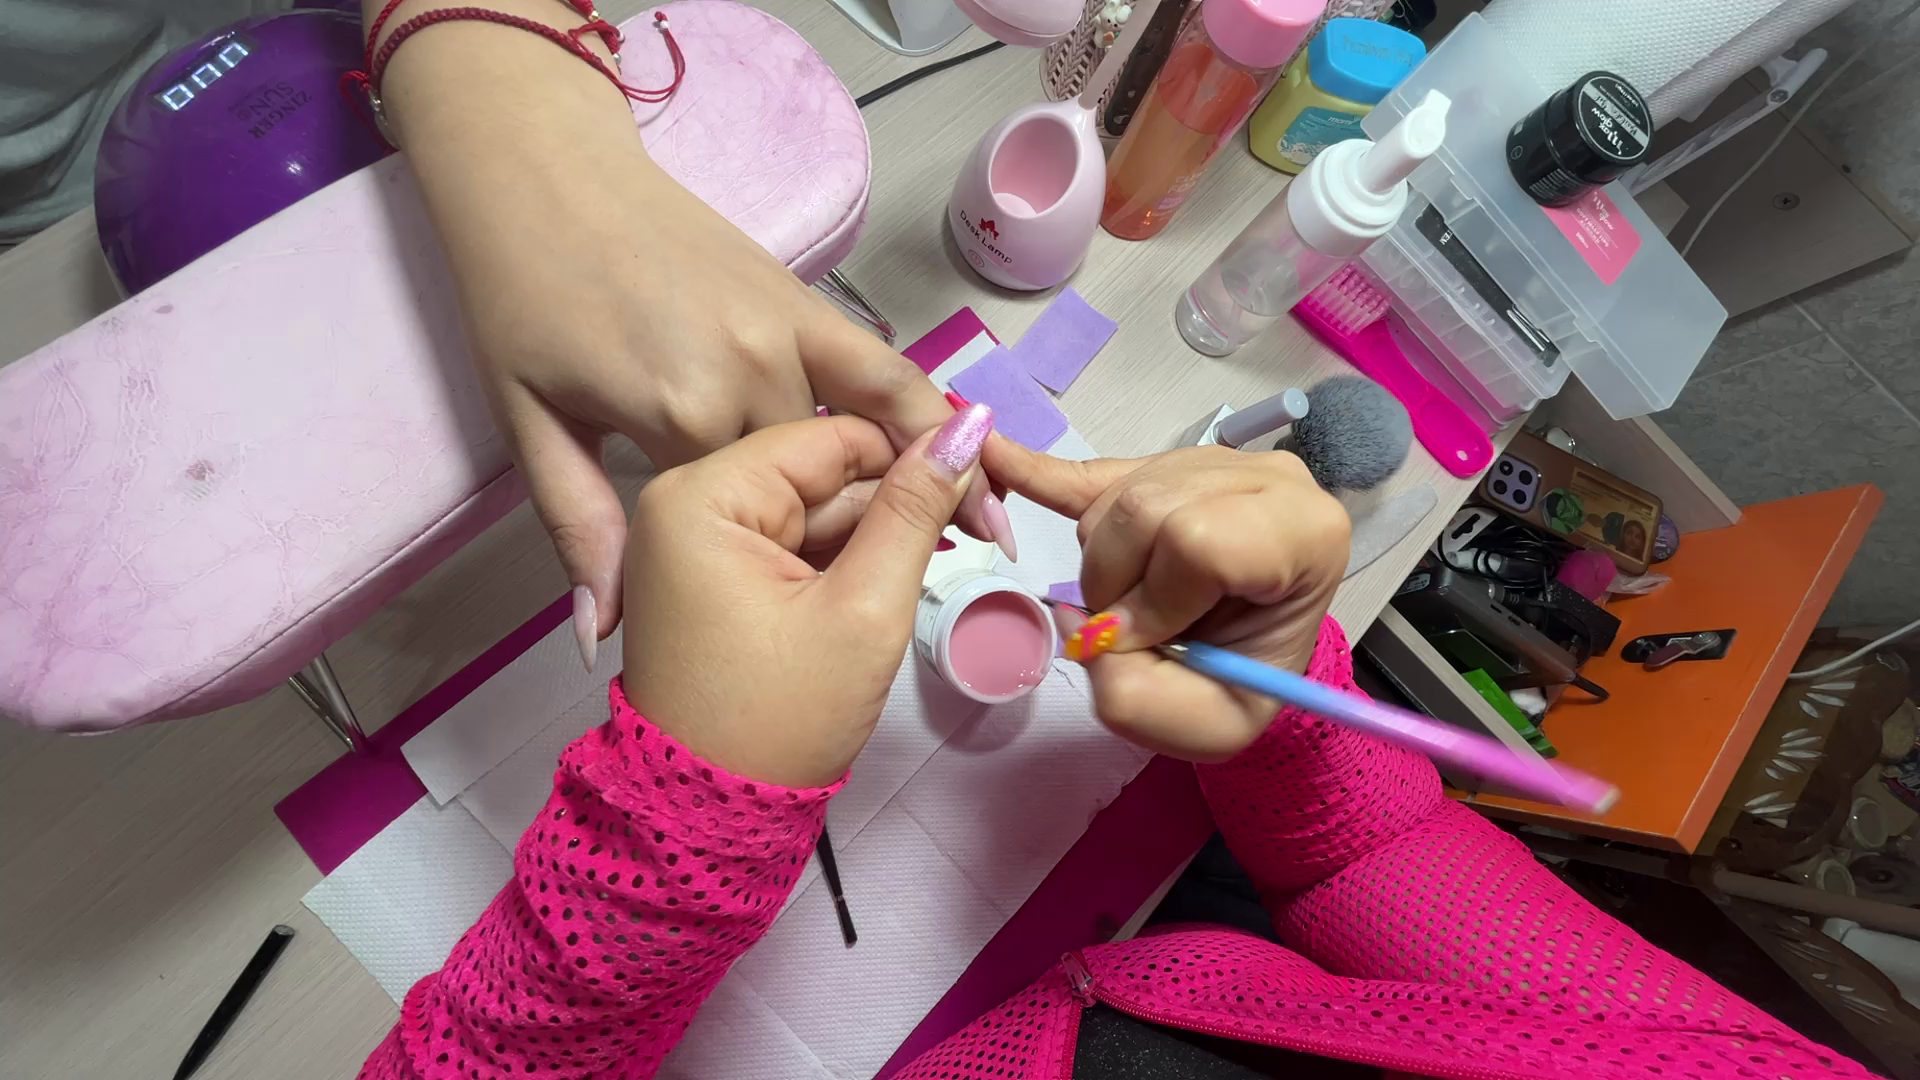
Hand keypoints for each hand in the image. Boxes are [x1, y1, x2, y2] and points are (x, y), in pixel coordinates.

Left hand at [377, 11, 1002, 663]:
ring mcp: (791, 332)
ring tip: (985, 521)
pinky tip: (969, 443)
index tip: (849, 620)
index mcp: (687, 417)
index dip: (821, 562)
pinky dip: (931, 411)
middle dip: (870, 529)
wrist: (538, 167)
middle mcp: (755, 377)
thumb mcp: (530, 427)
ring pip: (870, 428)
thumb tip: (597, 633)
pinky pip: (886, 369)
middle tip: (904, 573)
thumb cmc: (522, 302)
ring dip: (919, 480)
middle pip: (833, 479)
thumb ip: (581, 532)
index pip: (772, 515)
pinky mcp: (809, 301)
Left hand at [620, 407, 993, 787]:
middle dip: (901, 499)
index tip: (983, 479)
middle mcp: (690, 502)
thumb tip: (966, 426)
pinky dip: (848, 556)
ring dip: (881, 531)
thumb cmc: (785, 717)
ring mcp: (701, 540)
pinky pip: (796, 542)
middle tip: (982, 523)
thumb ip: (916, 509)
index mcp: (705, 495)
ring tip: (946, 550)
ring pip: (816, 508)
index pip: (830, 437)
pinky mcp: (718, 574)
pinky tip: (895, 570)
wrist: (713, 817)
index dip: (914, 451)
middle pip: (823, 472)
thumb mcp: (864, 608)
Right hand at [985, 440, 1350, 761]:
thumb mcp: (1209, 726)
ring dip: (1100, 562)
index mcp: (1303, 534)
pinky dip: (1035, 471)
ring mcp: (1210, 460)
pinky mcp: (1157, 465)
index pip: (1197, 539)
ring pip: (1110, 498)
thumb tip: (1081, 624)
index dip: (1156, 599)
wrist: (1248, 654)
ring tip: (1130, 597)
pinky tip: (992, 453)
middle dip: (1115, 582)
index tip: (1152, 639)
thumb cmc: (1242, 686)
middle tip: (1132, 625)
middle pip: (1142, 509)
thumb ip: (1135, 696)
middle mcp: (1263, 477)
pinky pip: (1086, 470)